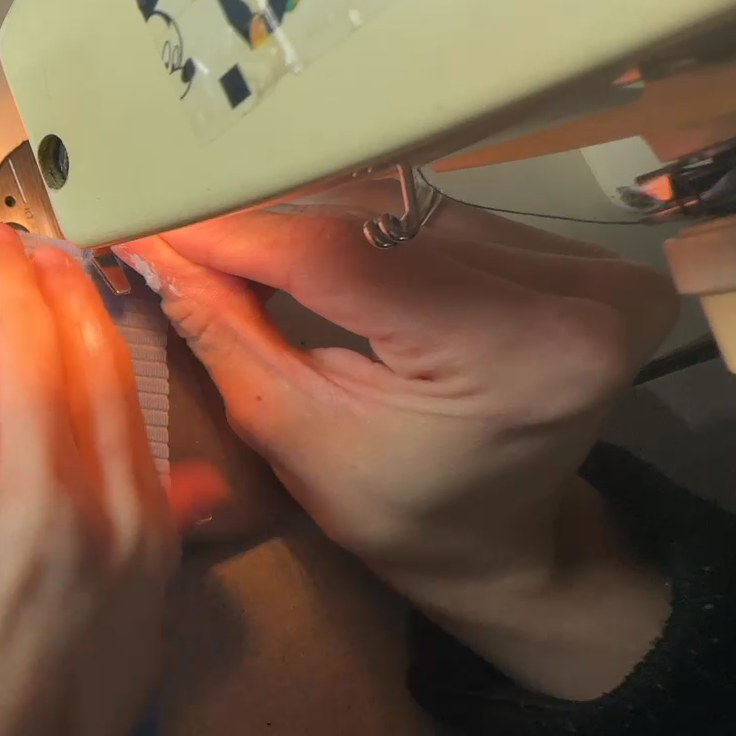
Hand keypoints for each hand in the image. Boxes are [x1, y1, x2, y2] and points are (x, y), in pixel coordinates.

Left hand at [0, 222, 223, 735]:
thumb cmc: (50, 708)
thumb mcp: (141, 632)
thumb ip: (167, 539)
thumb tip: (194, 474)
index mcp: (116, 514)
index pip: (102, 368)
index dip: (76, 299)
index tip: (57, 262)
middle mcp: (39, 490)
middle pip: (30, 343)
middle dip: (10, 271)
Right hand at [122, 184, 678, 699]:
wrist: (488, 533)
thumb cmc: (383, 504)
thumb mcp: (283, 424)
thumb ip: (221, 327)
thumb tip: (150, 253)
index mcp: (515, 355)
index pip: (346, 256)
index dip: (239, 236)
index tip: (158, 226)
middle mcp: (574, 290)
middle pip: (373, 218)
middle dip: (261, 225)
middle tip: (178, 235)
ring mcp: (585, 262)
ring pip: (395, 203)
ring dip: (300, 219)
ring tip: (226, 241)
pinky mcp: (569, 252)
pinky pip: (425, 213)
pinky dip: (344, 224)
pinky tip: (293, 242)